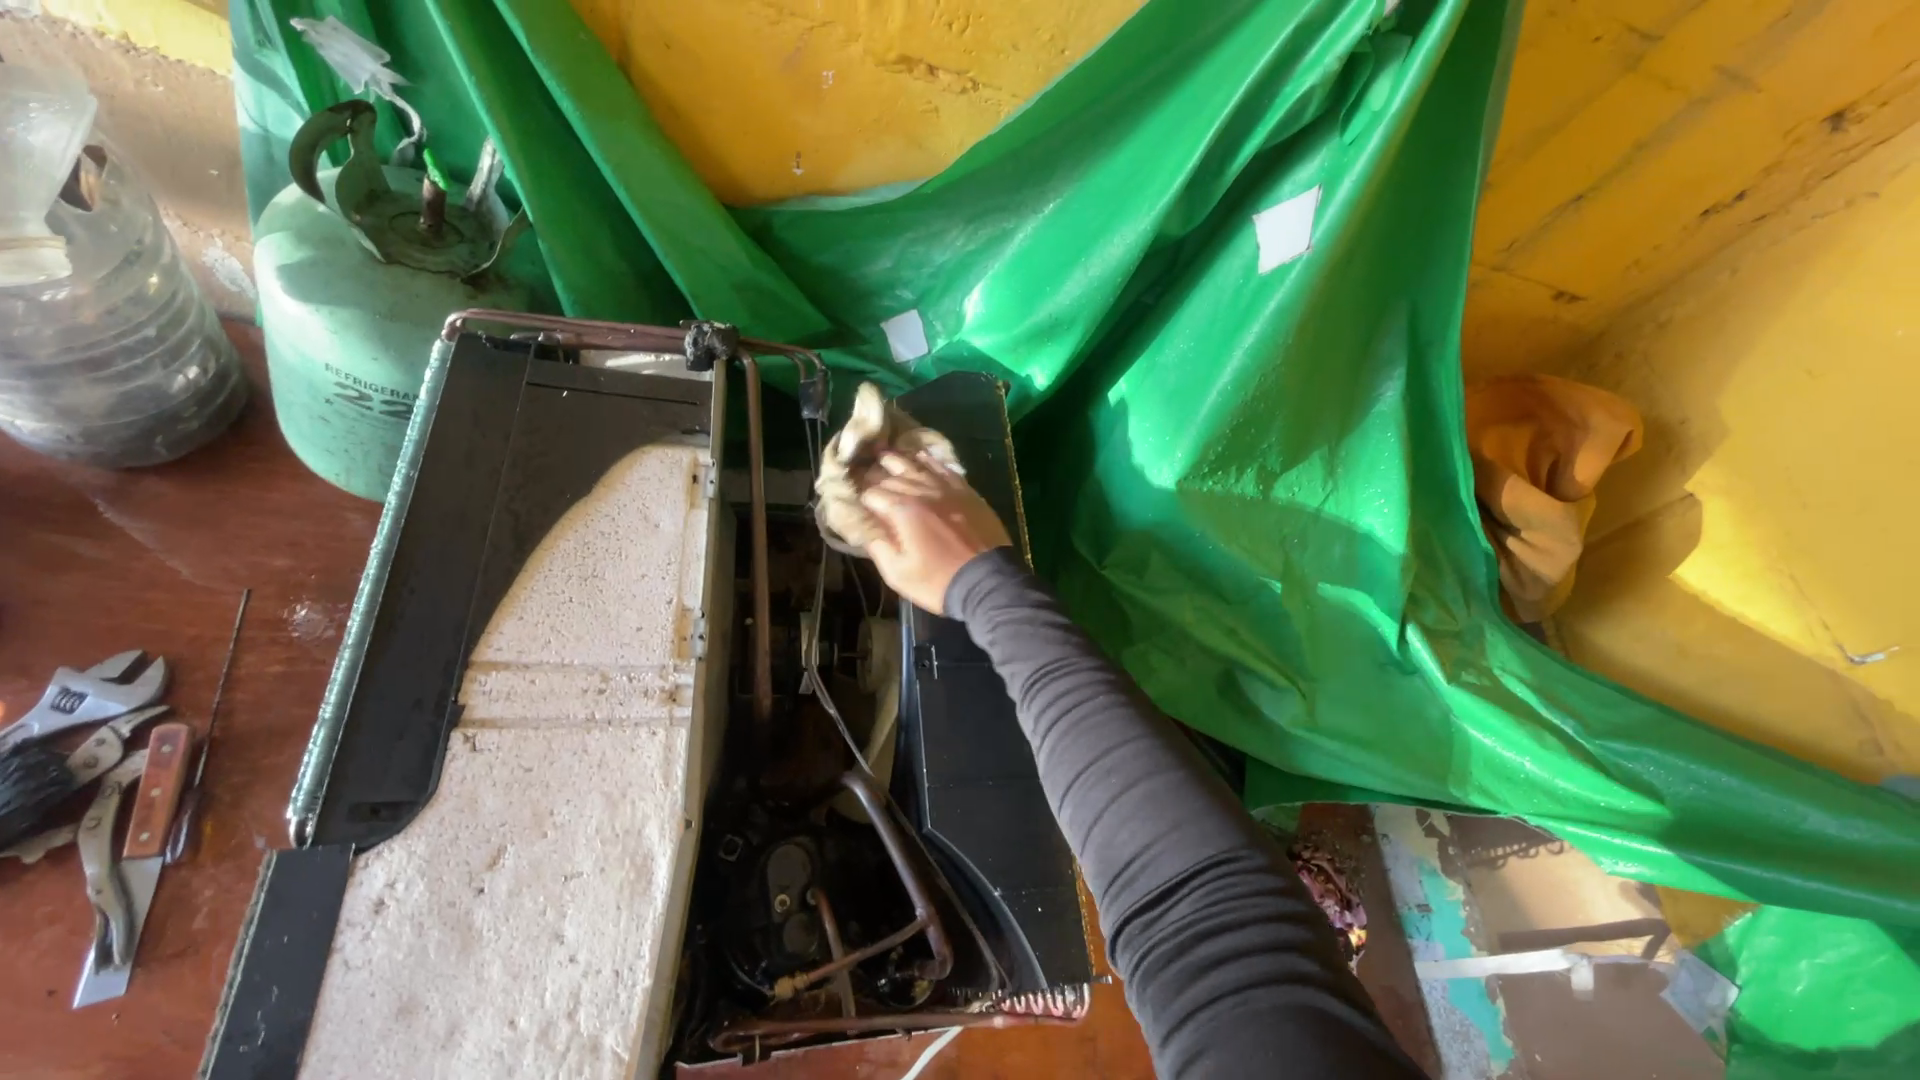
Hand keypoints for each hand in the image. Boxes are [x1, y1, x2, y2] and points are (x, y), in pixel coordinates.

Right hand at [860, 452, 1012, 614]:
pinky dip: (928, 461)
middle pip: (891, 477)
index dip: (860, 497)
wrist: (986, 582)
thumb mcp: (897, 572)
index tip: (854, 500)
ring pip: (916, 466)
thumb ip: (876, 544)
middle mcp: (922, 491)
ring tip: (884, 454)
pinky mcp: (966, 491)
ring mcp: (946, 488)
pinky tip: (921, 457)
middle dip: (874, 477)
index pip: (871, 494)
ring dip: (897, 461)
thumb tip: (861, 523)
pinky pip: (943, 469)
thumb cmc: (937, 581)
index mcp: (902, 510)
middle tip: (865, 478)